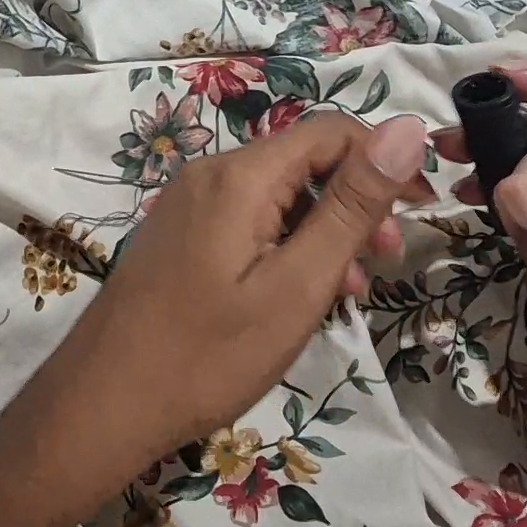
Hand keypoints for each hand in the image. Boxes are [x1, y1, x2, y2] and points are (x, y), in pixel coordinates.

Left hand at [54, 112, 431, 463]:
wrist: (106, 399)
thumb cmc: (210, 352)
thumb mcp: (297, 284)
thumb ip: (351, 206)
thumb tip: (404, 128)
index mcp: (239, 175)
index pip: (329, 132)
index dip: (382, 159)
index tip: (420, 208)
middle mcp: (209, 173)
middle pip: (301, 163)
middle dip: (352, 203)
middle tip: (384, 262)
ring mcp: (188, 203)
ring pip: (275, 195)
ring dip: (320, 231)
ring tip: (346, 292)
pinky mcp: (178, 232)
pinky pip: (245, 219)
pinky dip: (283, 245)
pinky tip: (296, 293)